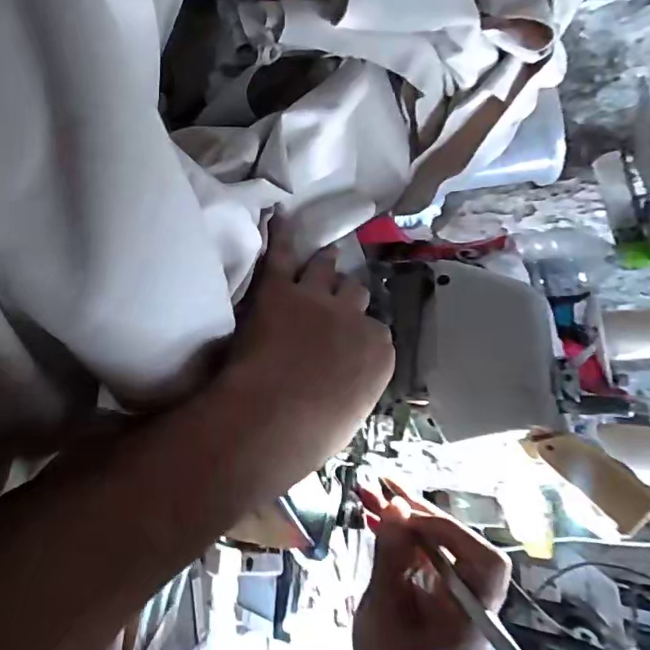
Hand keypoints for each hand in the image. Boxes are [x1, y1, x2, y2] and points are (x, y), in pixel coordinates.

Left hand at [211, 216, 394, 495]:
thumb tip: (337, 384)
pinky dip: (280, 234)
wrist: (271, 416)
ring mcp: (317, 298)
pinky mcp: (279, 290)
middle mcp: (354, 318)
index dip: (355, 332)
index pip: (373, 331)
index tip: (343, 337)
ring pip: (325, 269)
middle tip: (333, 293)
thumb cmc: (308, 433)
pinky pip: (282, 254)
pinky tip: (276, 216)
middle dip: (344, 295)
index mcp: (379, 353)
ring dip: (324, 263)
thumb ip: (348, 385)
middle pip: (354, 294)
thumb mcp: (345, 413)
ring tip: (324, 254)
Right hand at [352, 481, 509, 649]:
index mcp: (474, 613)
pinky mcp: (435, 591)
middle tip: (383, 486)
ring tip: (371, 491)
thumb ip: (392, 556)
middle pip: (459, 544)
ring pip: (437, 544)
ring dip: (404, 517)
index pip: (484, 560)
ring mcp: (454, 594)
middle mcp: (473, 599)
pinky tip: (375, 517)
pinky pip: (422, 554)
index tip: (408, 515)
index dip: (450, 530)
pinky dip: (399, 534)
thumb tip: (397, 507)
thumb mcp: (385, 609)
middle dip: (421, 513)